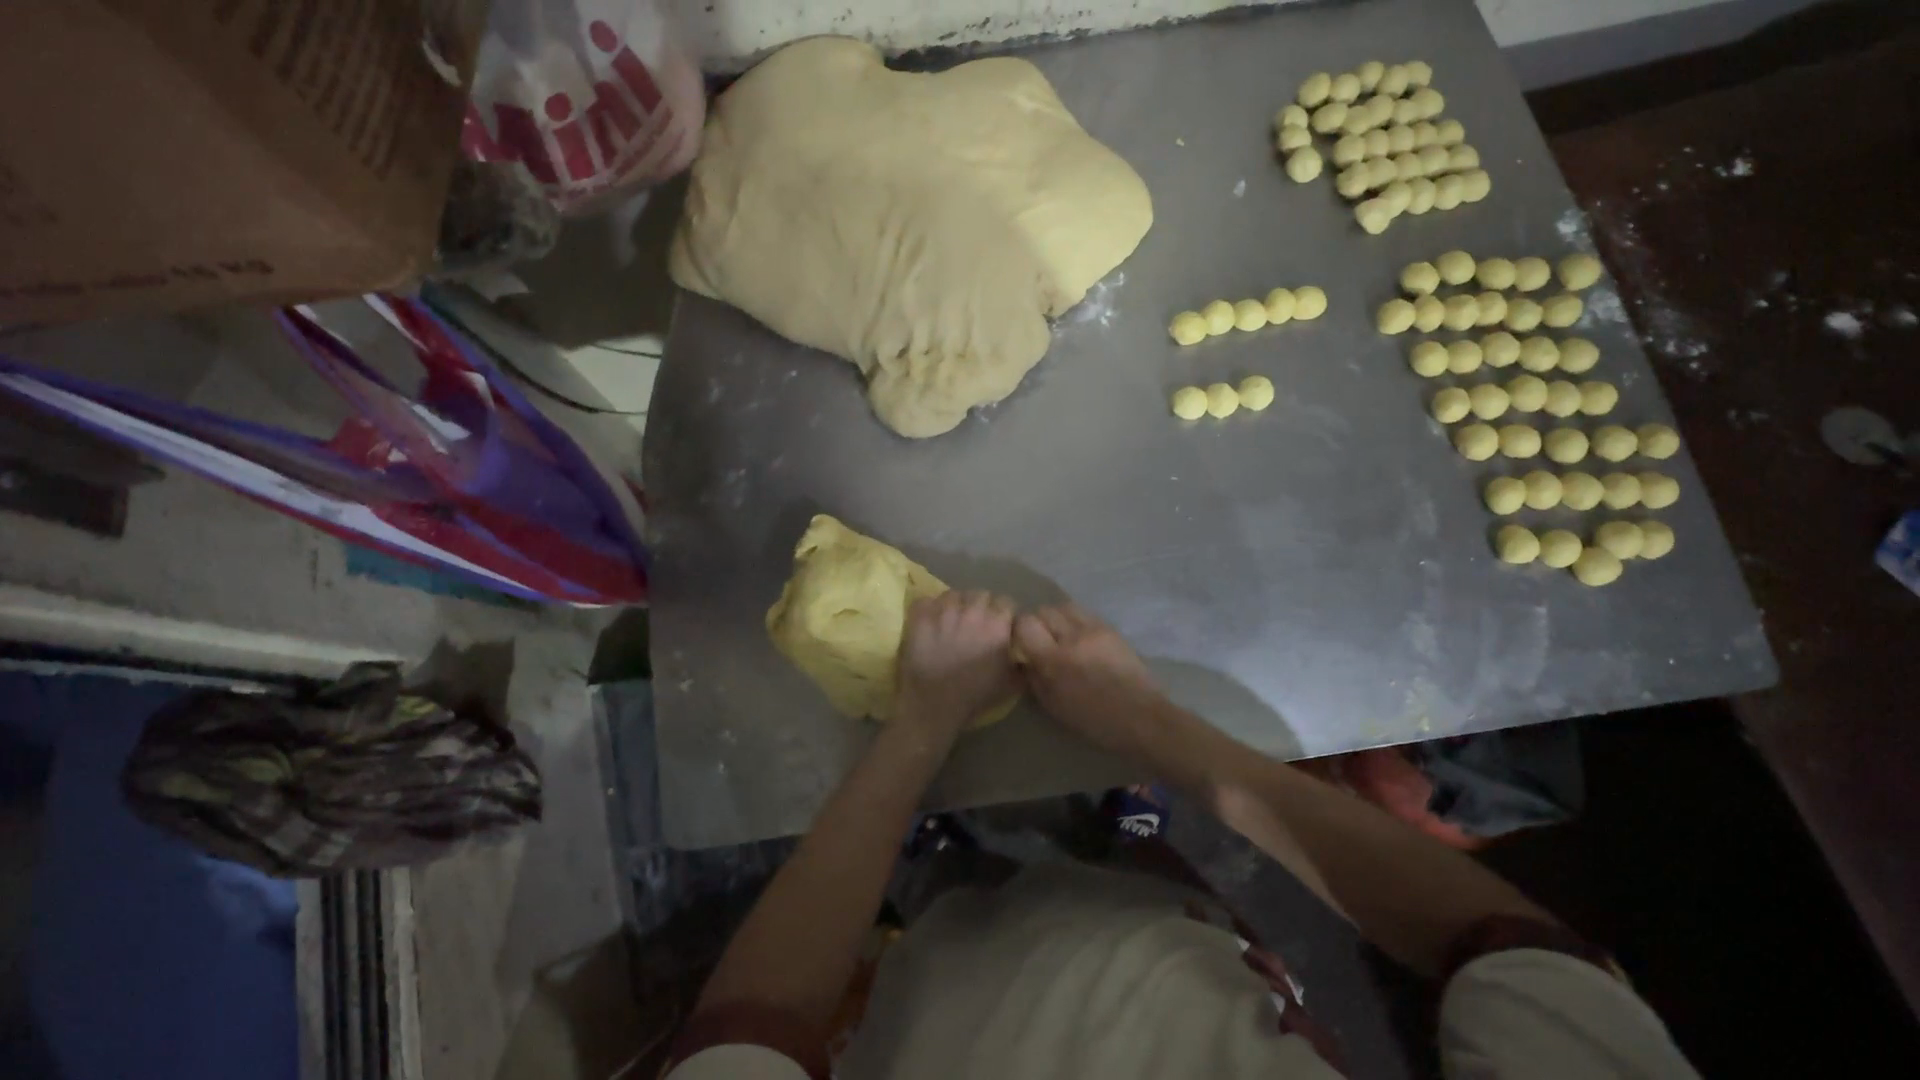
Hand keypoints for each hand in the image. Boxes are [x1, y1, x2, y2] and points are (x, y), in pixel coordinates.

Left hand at [893, 591, 1019, 739]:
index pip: (1006, 602)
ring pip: (954, 594)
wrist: (933, 704)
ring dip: (955, 605)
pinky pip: (926, 600)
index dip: (1003, 613)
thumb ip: (1022, 664)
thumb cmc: (975, 695)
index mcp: (997, 624)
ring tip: (951, 620)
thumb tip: (1025, 654)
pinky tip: (930, 622)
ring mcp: (944, 610)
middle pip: (981, 594)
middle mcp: (973, 610)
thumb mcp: (1010, 684)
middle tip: (975, 623)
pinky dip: (929, 609)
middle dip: (980, 606)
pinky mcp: (920, 615)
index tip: (999, 624)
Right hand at [1013, 604, 1168, 757]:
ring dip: (1056, 618)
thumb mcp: (1053, 706)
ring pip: (1064, 606)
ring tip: (1059, 635)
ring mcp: (1094, 629)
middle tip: (1039, 640)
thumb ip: (1034, 677)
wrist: (1140, 716)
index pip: (1026, 623)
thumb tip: (1024, 658)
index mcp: (1054, 660)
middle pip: (1043, 610)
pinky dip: (1075, 621)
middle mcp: (1072, 637)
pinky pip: (1084, 613)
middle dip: (1036, 623)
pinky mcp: (1111, 628)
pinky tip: (1079, 638)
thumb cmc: (1093, 720)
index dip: (1019, 630)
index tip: (1021, 644)